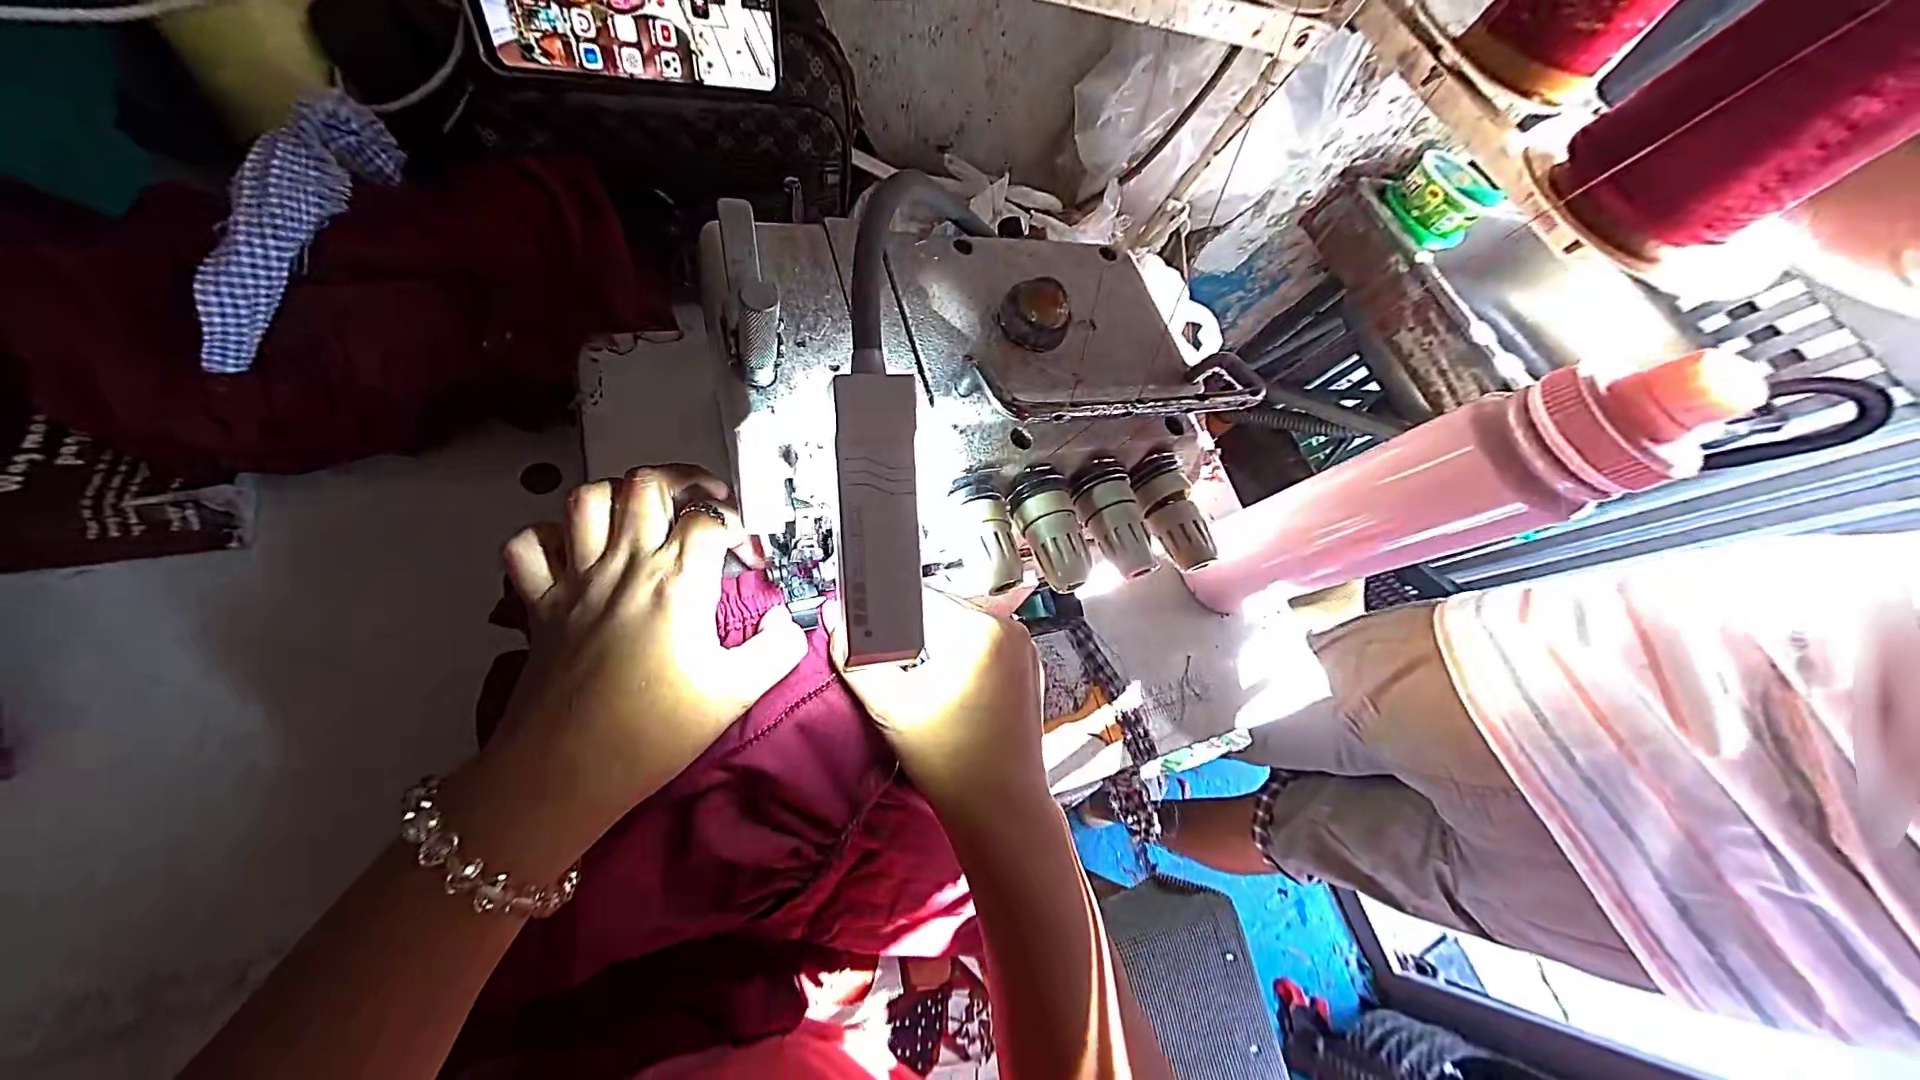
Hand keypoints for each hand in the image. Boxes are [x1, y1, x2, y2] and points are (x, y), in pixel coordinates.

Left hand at [494, 465, 807, 813]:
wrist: (564, 774)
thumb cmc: (654, 732)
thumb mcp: (736, 694)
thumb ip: (777, 650)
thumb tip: (787, 624)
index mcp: (676, 584)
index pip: (710, 518)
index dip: (738, 525)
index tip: (748, 554)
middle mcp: (625, 568)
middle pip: (648, 485)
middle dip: (685, 480)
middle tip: (706, 502)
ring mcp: (576, 581)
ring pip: (587, 499)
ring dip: (621, 494)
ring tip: (647, 514)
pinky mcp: (538, 604)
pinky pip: (529, 545)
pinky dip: (551, 536)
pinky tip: (579, 551)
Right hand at [826, 588, 1046, 811]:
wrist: (1001, 810)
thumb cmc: (955, 765)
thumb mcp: (891, 707)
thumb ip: (857, 659)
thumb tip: (838, 624)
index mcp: (985, 631)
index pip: (919, 600)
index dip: (885, 616)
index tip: (869, 635)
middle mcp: (1011, 632)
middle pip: (939, 614)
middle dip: (909, 637)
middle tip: (897, 673)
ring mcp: (1021, 651)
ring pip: (957, 631)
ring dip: (932, 649)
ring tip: (922, 689)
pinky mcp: (1023, 670)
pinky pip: (978, 649)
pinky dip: (955, 663)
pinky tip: (944, 695)